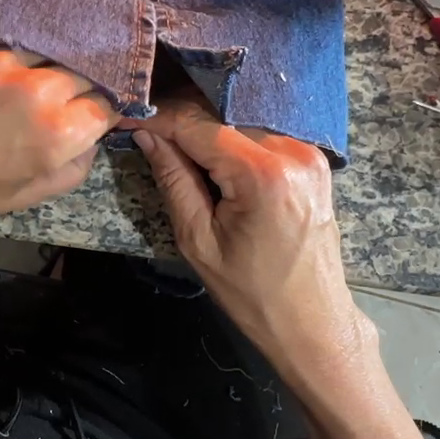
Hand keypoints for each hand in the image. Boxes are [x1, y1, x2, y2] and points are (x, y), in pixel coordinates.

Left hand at [0, 38, 116, 232]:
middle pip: (85, 70)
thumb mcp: (30, 195)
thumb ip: (76, 164)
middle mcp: (37, 88)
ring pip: (51, 48)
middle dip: (80, 86)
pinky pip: (12, 37)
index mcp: (57, 132)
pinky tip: (7, 64)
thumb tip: (92, 134)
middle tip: (61, 99)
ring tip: (33, 78)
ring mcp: (2, 59)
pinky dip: (18, 49)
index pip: (107, 104)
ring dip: (49, 63)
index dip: (101, 111)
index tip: (89, 114)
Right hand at [126, 97, 364, 360]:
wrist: (314, 322)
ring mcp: (308, 152)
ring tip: (169, 140)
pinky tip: (206, 152)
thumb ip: (173, 179)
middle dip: (178, 119)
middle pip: (220, 115)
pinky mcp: (312, 159)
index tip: (125, 117)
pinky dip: (229, 137)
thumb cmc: (252, 293)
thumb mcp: (198, 239)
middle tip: (143, 128)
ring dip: (203, 126)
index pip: (197, 125)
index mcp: (263, 174)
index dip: (158, 119)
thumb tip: (146, 135)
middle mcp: (292, 151)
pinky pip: (260, 133)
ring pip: (239, 119)